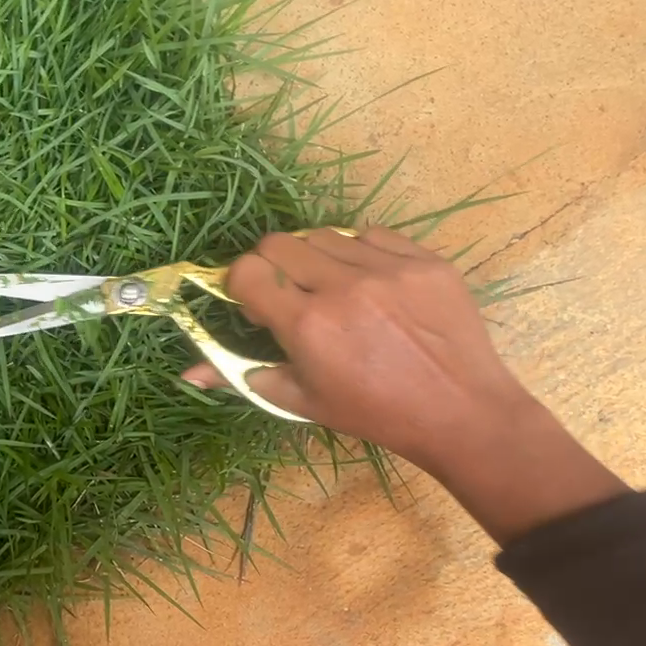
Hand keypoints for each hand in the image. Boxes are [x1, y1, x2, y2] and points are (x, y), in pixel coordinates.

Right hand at [185, 227, 626, 542]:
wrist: (459, 410)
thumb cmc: (367, 410)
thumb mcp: (296, 398)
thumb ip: (237, 376)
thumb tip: (186, 374)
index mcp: (306, 325)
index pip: (247, 271)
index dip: (240, 282)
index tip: (252, 301)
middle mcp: (342, 289)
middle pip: (278, 242)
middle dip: (270, 263)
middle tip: (286, 290)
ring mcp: (387, 270)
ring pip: (322, 234)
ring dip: (312, 256)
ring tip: (329, 286)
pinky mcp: (425, 262)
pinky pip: (371, 234)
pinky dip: (357, 251)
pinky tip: (366, 281)